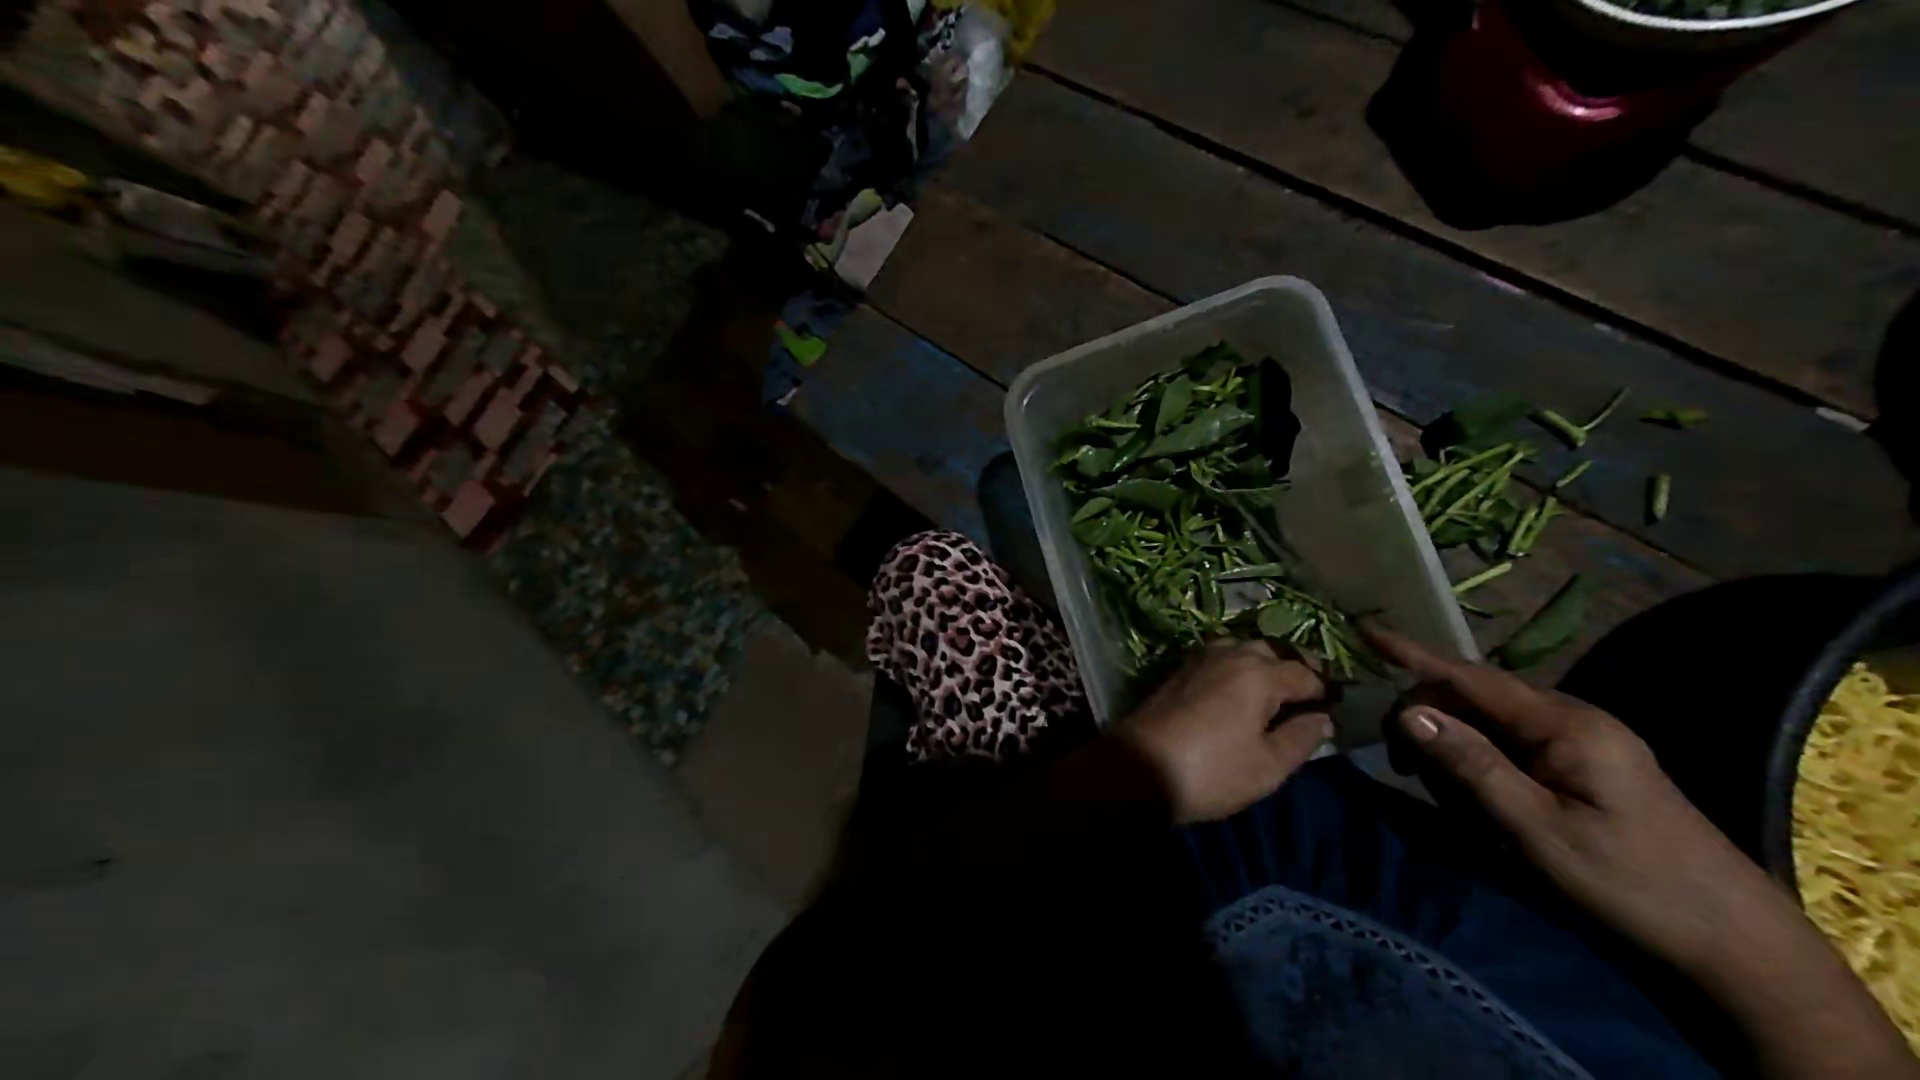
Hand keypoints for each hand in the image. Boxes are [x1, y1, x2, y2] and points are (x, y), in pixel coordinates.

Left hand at [1116, 640, 1332, 823]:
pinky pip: (1219, 659)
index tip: (1338, 706)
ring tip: (1278, 690)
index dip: (1325, 690)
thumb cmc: (1211, 771)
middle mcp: (1229, 655)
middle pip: (1273, 650)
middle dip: (1296, 666)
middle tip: (1311, 692)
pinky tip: (1240, 690)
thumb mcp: (1268, 766)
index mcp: (1258, 673)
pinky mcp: (1178, 672)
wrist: (1138, 768)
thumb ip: (1300, 738)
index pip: (1305, 673)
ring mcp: (1199, 660)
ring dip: (1264, 661)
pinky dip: (1238, 667)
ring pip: (1243, 649)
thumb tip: (1323, 718)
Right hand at [1366, 623, 1791, 968]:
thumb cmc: (1630, 881)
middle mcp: (1572, 716)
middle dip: (1425, 716)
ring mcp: (1581, 737)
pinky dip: (1476, 756)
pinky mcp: (1583, 760)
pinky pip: (1509, 739)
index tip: (1363, 630)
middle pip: (1473, 694)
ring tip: (1435, 786)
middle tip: (1398, 764)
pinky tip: (1471, 792)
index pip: (1470, 676)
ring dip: (1449, 741)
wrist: (1734, 940)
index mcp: (1565, 724)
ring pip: (1487, 717)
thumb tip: (1409, 712)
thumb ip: (1471, 764)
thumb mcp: (1537, 828)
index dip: (1412, 652)